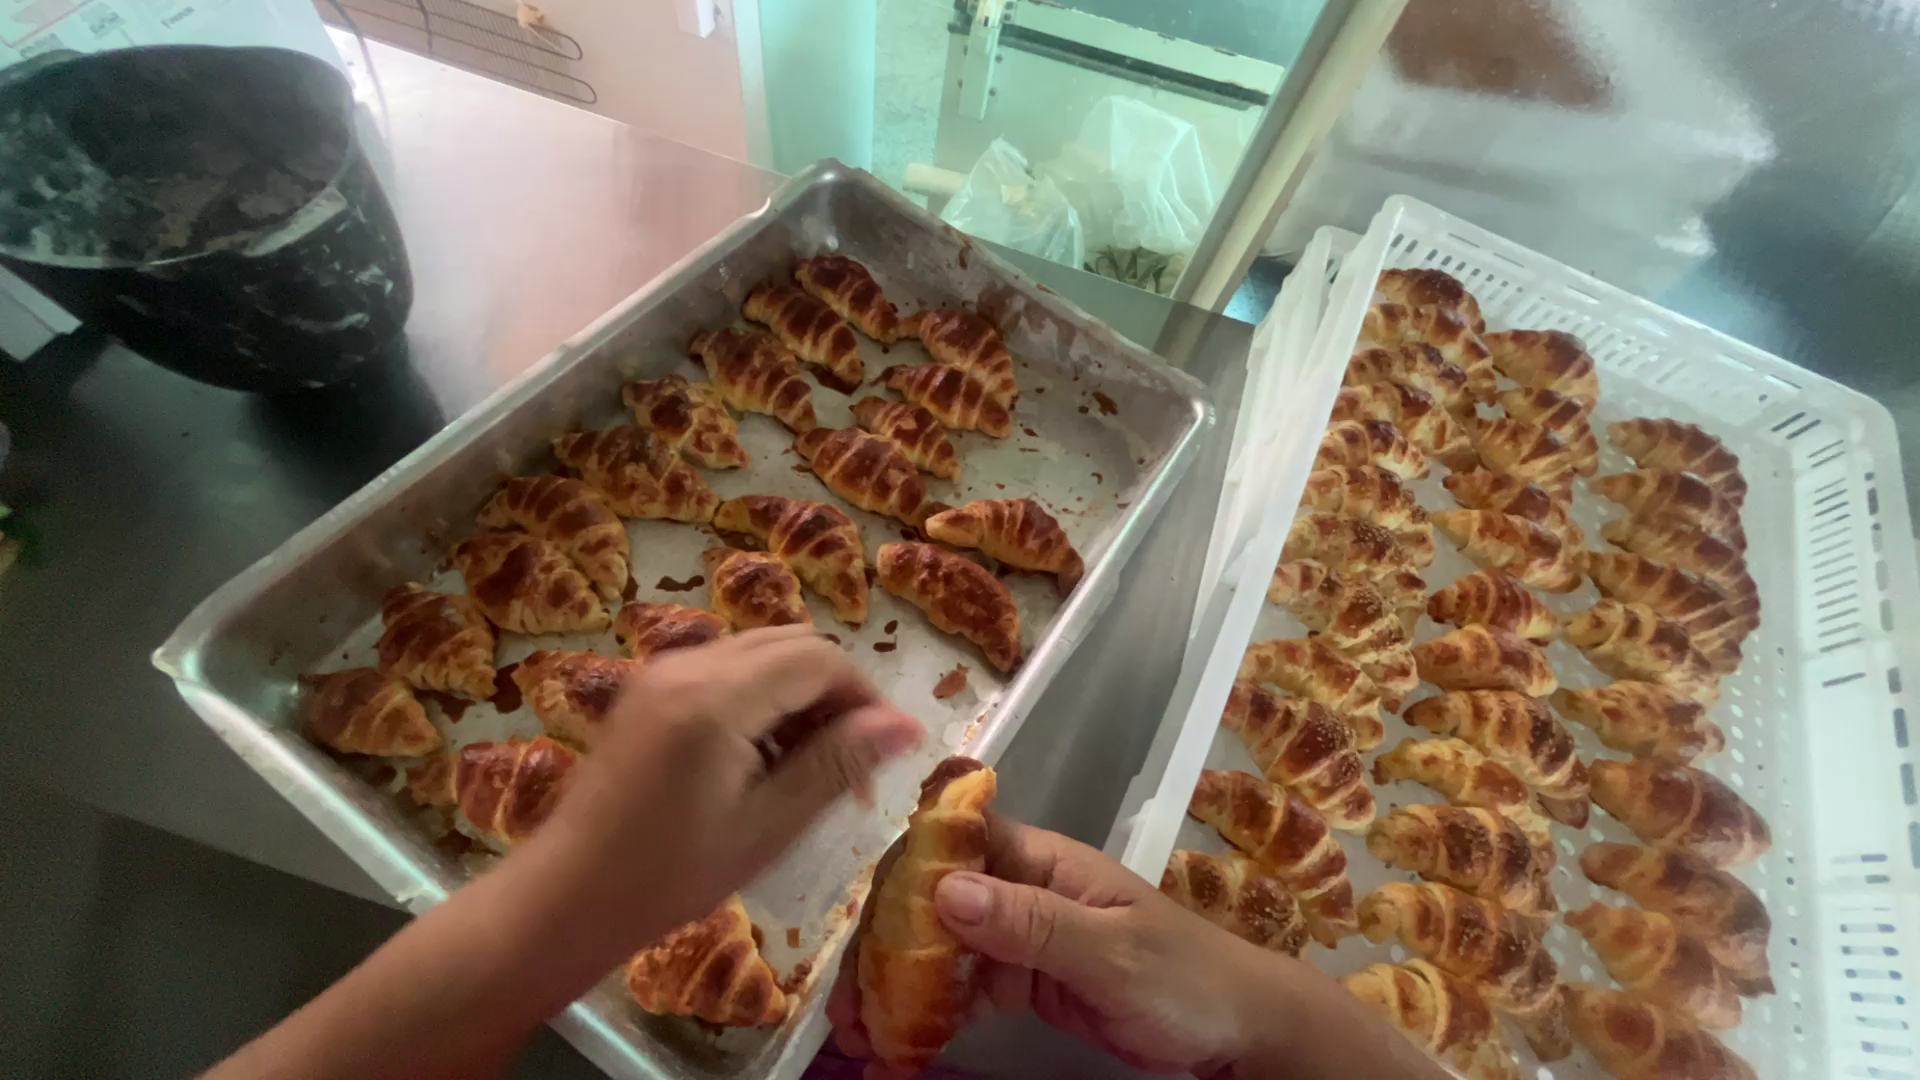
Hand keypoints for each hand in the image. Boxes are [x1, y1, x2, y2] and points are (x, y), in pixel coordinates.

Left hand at [515, 626, 925, 954]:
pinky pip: (732, 665)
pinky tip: (761, 752)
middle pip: (796, 642)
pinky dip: (765, 693)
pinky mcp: (654, 682)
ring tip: (806, 762)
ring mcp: (666, 667)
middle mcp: (690, 662)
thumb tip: (906, 723)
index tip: (880, 754)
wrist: (564, 898)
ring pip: (766, 649)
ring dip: (802, 691)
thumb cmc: (670, 876)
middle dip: (835, 691)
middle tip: (847, 760)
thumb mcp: (768, 825)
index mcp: (716, 697)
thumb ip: (838, 763)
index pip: (821, 658)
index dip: (864, 696)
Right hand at [827, 817, 1285, 1078]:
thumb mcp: (1110, 950)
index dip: (908, 871)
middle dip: (890, 940)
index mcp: (1042, 859)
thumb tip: (944, 889)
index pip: (960, 843)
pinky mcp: (1024, 977)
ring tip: (856, 1028)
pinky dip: (933, 1012)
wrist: (1233, 1028)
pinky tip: (900, 1042)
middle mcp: (1022, 886)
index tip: (864, 920)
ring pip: (945, 945)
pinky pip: (967, 987)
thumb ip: (1031, 922)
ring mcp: (1021, 932)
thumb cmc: (1181, 974)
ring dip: (901, 981)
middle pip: (939, 897)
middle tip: (847, 1000)